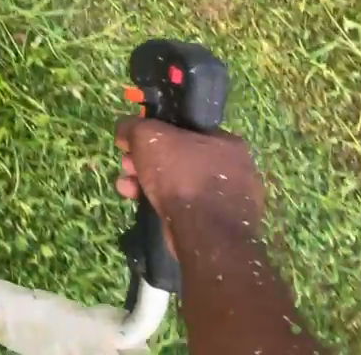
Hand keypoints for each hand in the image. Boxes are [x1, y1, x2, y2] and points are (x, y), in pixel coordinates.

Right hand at [114, 116, 264, 254]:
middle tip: (127, 165)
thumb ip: (132, 125)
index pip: (183, 129)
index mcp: (227, 143)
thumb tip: (125, 133)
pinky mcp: (221, 223)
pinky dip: (160, 200)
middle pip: (176, 156)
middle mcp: (235, 169)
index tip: (133, 143)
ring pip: (176, 181)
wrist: (206, 234)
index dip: (153, 133)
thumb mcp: (146, 135)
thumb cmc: (180, 175)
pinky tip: (139, 200)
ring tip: (127, 186)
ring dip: (145, 180)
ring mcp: (231, 199)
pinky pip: (184, 204)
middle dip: (144, 160)